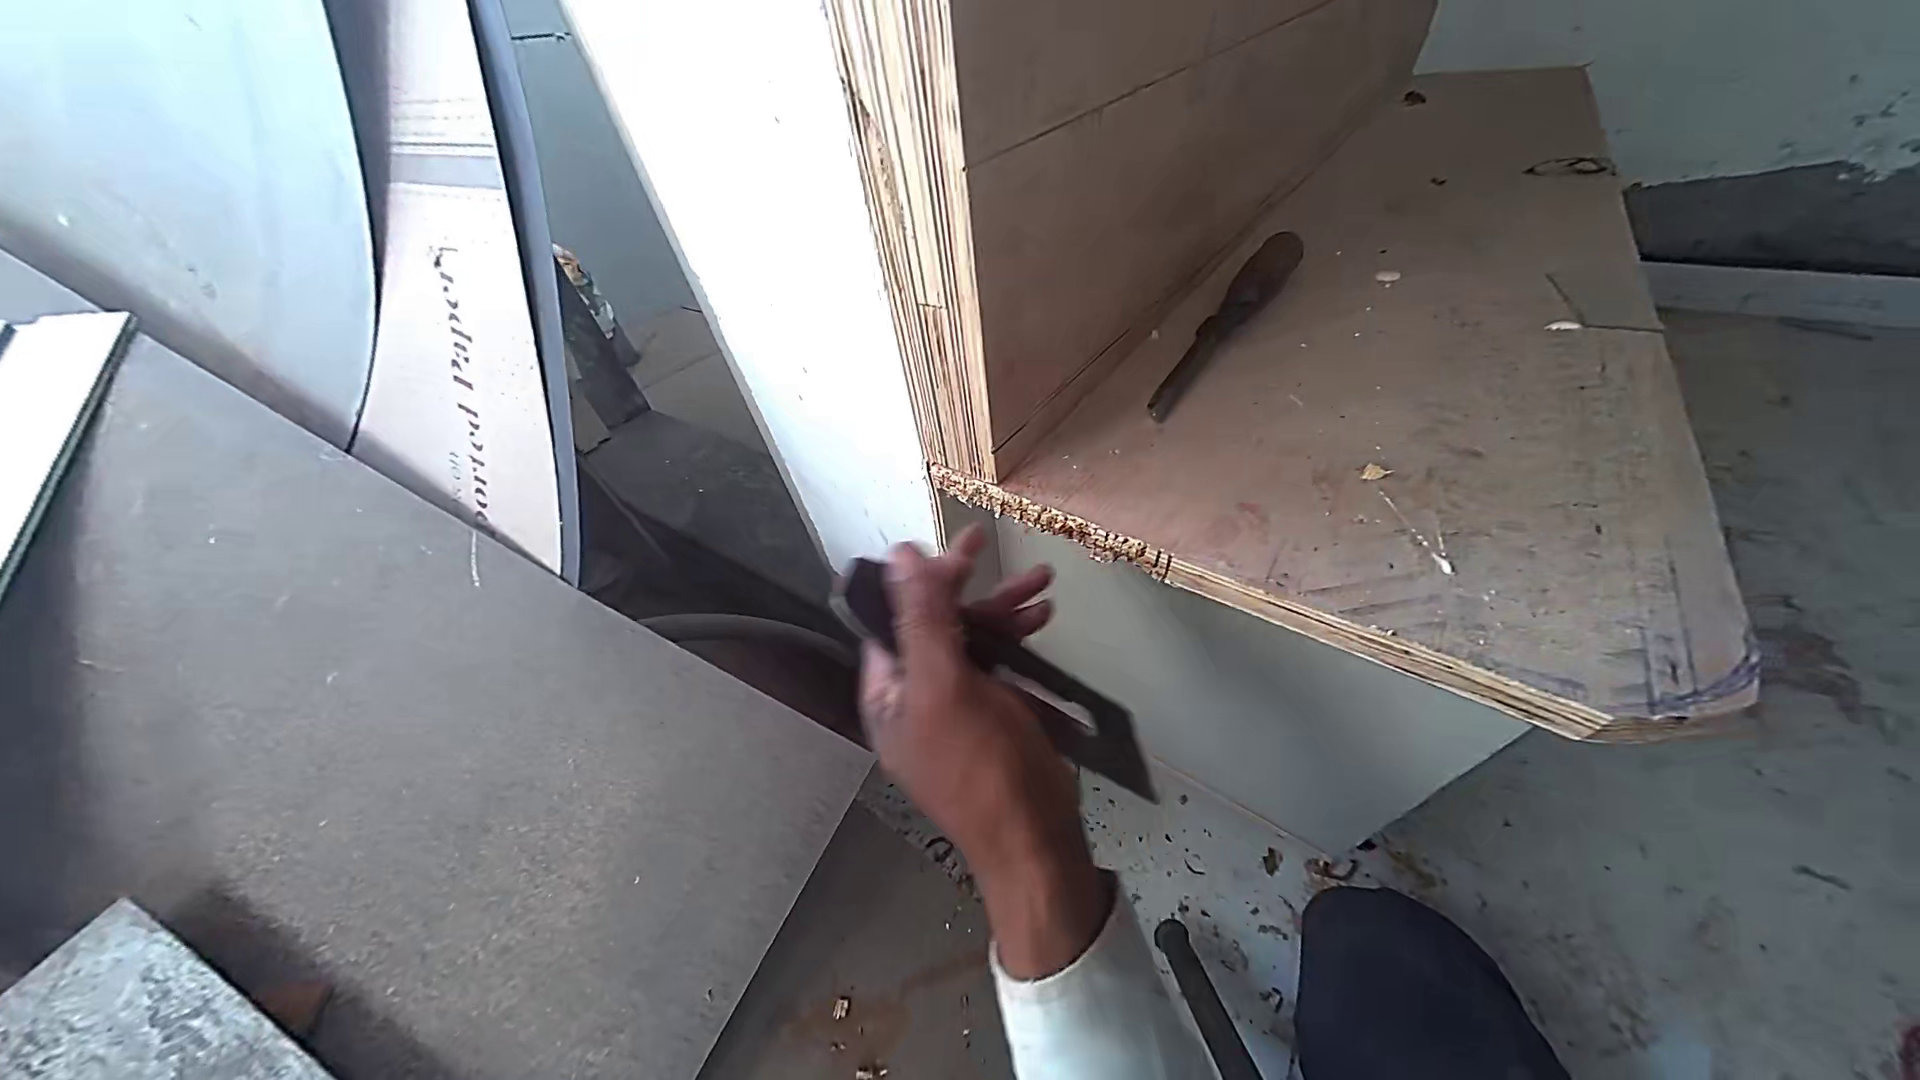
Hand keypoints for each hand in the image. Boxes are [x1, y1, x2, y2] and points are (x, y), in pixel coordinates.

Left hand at [859, 525, 1107, 977]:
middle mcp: (915, 692)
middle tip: (988, 544)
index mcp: (889, 690)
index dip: (919, 579)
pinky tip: (1042, 617)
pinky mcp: (991, 709)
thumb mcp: (946, 687)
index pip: (893, 618)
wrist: (1036, 840)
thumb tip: (899, 555)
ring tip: (1042, 582)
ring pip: (971, 637)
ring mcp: (955, 701)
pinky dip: (1018, 636)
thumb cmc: (983, 766)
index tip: (955, 549)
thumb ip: (921, 619)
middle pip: (934, 621)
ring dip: (1002, 607)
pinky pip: (998, 660)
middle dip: (967, 587)